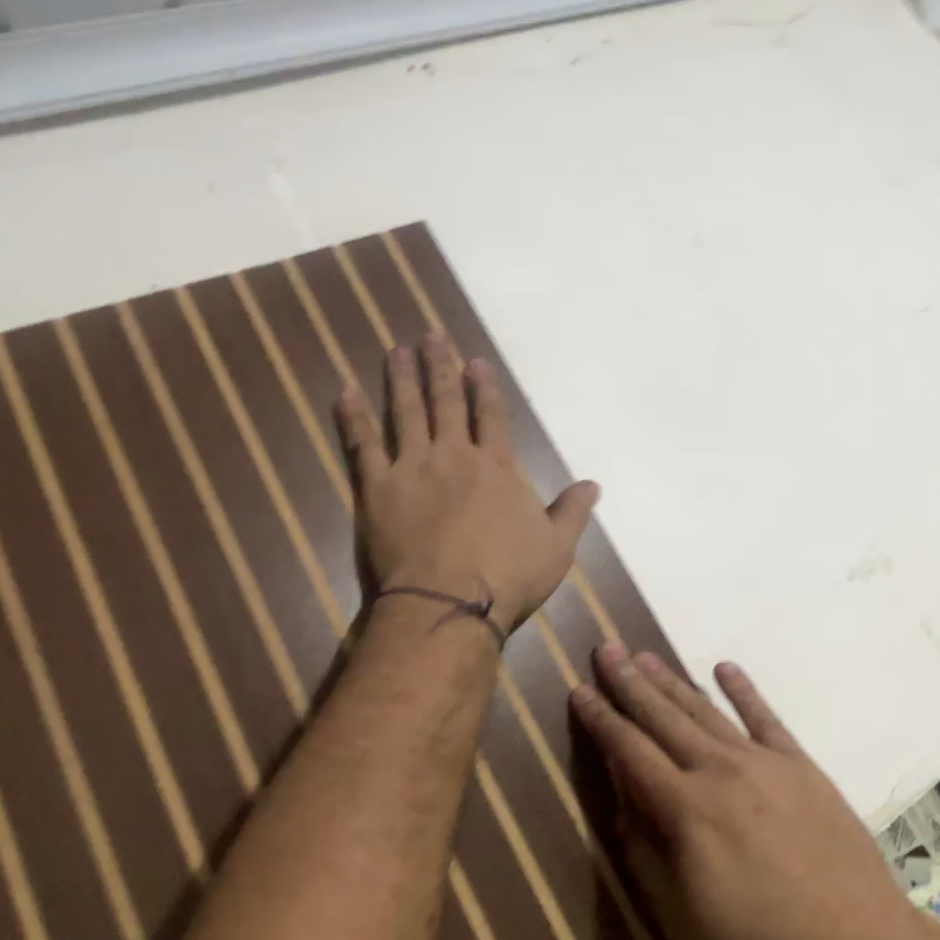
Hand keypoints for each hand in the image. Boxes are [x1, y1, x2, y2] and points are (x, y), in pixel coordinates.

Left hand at [336, 334, 599, 633]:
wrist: (448, 603)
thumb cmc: (507, 579)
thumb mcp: (556, 549)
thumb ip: (571, 513)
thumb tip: (594, 485)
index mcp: (496, 467)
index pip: (491, 416)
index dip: (484, 387)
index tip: (474, 362)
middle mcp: (453, 456)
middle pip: (446, 403)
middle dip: (440, 367)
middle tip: (431, 336)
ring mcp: (412, 468)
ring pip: (405, 413)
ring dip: (401, 380)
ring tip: (396, 351)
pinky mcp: (376, 489)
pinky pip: (363, 445)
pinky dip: (353, 418)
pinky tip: (346, 393)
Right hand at [570, 647, 939, 939]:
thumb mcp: (680, 916)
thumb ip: (644, 855)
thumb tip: (623, 808)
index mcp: (685, 808)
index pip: (629, 750)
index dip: (601, 719)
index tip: (579, 690)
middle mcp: (719, 771)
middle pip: (663, 717)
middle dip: (629, 682)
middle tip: (606, 649)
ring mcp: (765, 764)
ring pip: (706, 711)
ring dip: (671, 681)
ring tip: (644, 654)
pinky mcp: (803, 768)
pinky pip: (767, 718)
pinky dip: (744, 691)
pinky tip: (724, 668)